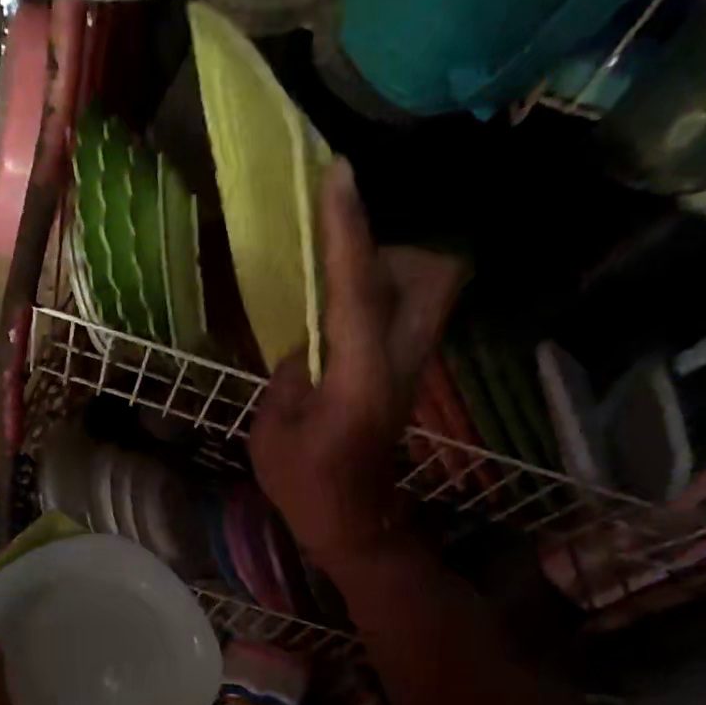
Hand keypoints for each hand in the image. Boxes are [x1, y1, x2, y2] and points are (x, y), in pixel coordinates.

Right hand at [249, 159, 467, 565]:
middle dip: (390, 249)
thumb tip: (305, 343)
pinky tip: (338, 319)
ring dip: (387, 271)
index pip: (357, 289)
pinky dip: (380, 297)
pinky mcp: (407, 375)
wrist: (356, 527)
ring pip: (429, 290)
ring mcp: (411, 368)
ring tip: (333, 291)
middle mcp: (399, 364)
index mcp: (358, 379)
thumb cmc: (306, 489)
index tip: (338, 177)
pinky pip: (408, 313)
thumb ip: (289, 376)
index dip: (347, 231)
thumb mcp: (272, 433)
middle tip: (338, 261)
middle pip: (433, 275)